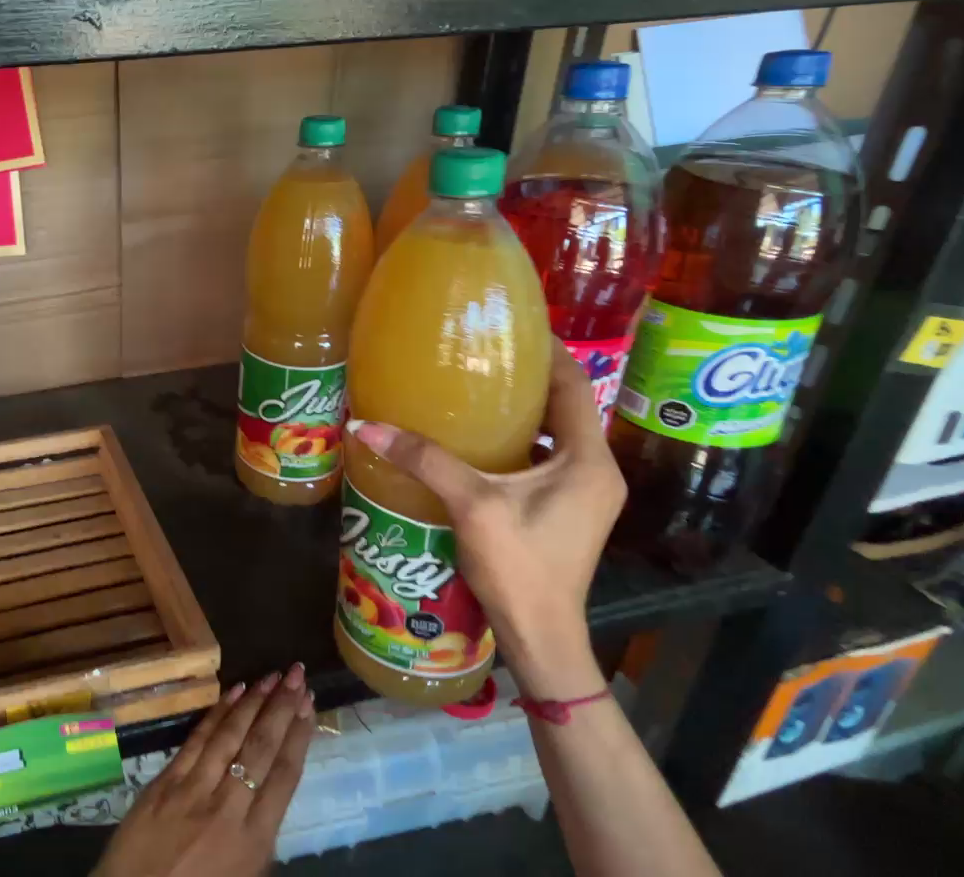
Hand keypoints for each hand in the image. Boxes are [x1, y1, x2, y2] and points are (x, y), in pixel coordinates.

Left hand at [93, 666, 315, 876]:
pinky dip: (218, 714)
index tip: (310, 705)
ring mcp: (194, 791)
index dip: (299, 737)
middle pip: (261, 748)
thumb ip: (260, 838)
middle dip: (283, 708)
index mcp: (254, 841)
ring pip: (231, 737)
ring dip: (254, 702)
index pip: (284, 776)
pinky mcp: (165, 782)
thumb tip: (270, 795)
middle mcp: (228, 809)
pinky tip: (234, 693)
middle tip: (297, 674)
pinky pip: (197, 740)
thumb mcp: (244, 876)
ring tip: (273, 676)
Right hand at [347, 338, 621, 697]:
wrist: (541, 637)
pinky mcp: (566, 512)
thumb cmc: (520, 568)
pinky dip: (517, 442)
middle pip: (566, 408)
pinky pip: (544, 460)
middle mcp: (597, 472)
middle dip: (528, 378)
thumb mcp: (472, 506)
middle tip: (482, 353)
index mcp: (589, 461)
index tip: (513, 326)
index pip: (575, 386)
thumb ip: (426, 461)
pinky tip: (477, 442)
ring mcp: (584, 495)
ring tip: (475, 388)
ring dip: (522, 411)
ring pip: (554, 436)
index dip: (548, 352)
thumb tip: (366, 425)